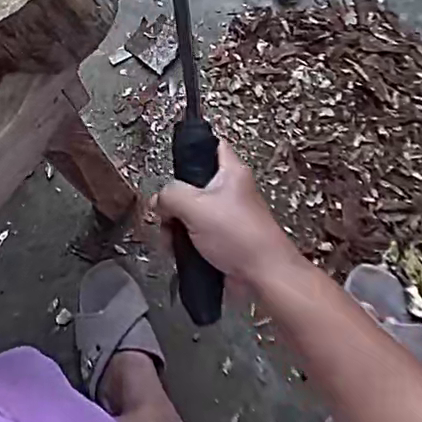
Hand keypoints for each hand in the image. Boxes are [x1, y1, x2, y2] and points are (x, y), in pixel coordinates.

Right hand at [146, 141, 303, 286]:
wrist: (261, 274)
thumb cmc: (242, 236)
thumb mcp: (197, 206)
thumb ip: (171, 195)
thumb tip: (160, 199)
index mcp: (231, 173)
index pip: (212, 146)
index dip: (193, 149)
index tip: (175, 162)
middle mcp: (230, 191)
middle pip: (192, 186)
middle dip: (174, 202)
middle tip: (169, 214)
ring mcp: (226, 216)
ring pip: (191, 213)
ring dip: (176, 227)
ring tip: (173, 240)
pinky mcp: (222, 239)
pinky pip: (195, 235)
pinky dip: (185, 243)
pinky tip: (180, 253)